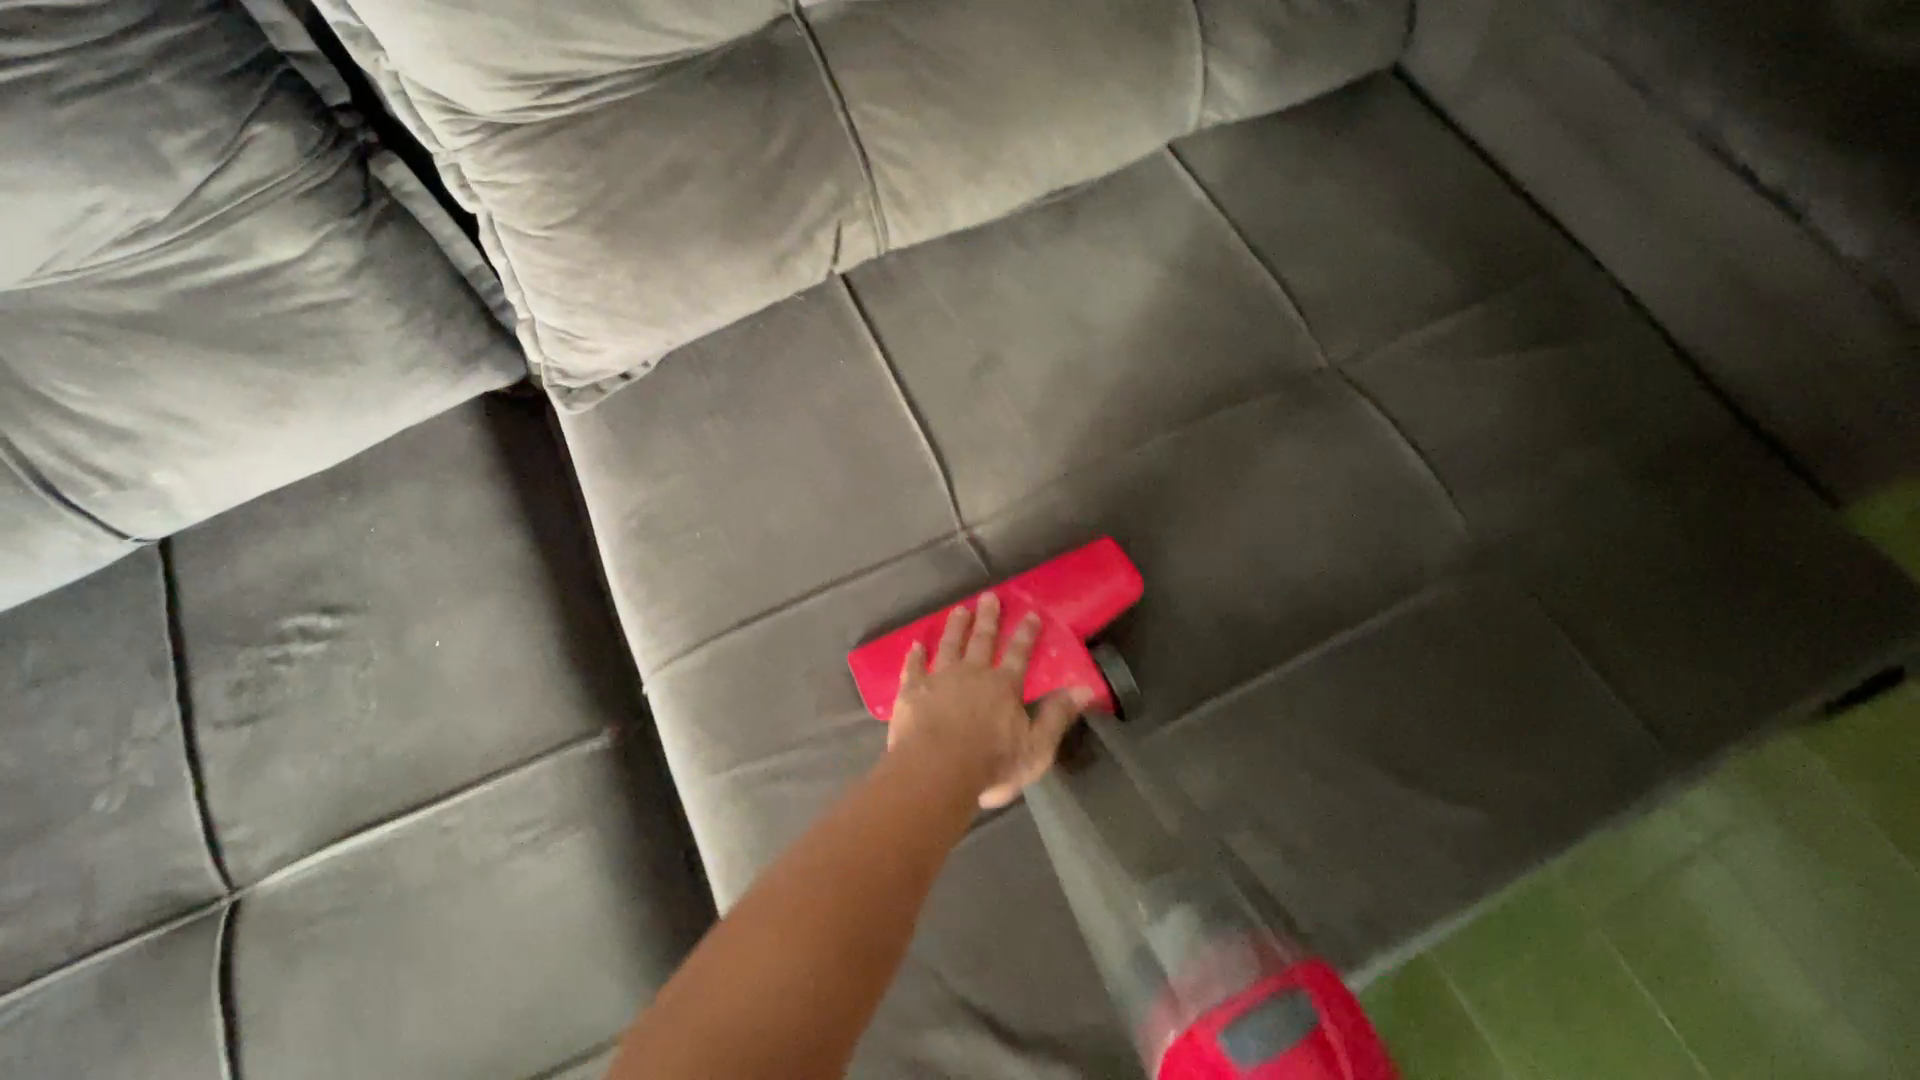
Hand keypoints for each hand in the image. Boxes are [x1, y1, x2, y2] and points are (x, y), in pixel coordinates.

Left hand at [887, 593, 1094, 809]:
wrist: (935, 770)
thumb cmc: (990, 764)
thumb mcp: (1036, 747)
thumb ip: (1058, 716)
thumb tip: (1085, 688)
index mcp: (1003, 687)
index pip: (1019, 654)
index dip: (1026, 634)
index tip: (1031, 613)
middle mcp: (972, 674)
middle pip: (982, 641)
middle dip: (988, 618)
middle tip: (989, 597)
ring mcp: (939, 680)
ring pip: (949, 646)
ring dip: (955, 627)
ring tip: (959, 610)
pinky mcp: (912, 691)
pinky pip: (914, 667)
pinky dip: (915, 655)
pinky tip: (914, 645)